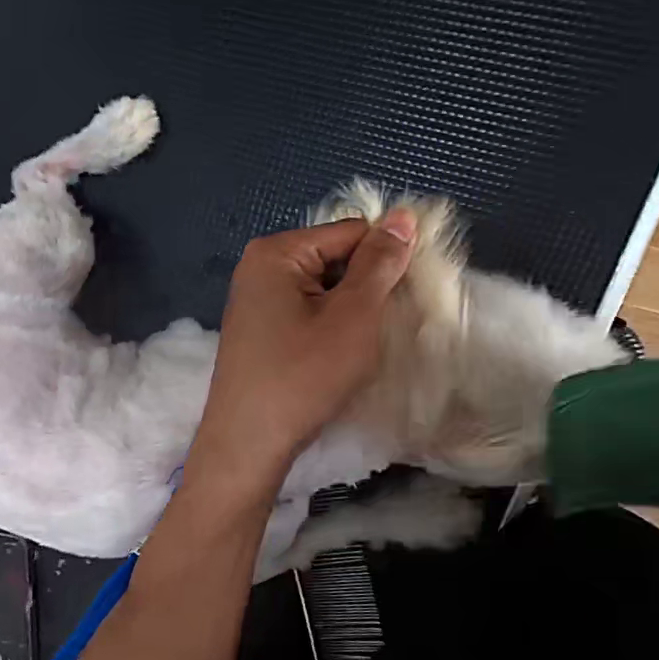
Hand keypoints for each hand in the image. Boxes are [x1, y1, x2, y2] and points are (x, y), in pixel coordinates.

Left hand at [186, 210, 416, 501]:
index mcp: (277, 252)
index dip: (386, 257)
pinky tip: (339, 355)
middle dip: (367, 286)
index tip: (410, 293)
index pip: (351, 232)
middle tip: (387, 323)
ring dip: (351, 311)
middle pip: (335, 258)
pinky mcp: (259, 332)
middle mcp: (260, 267)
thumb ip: (380, 263)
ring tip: (363, 344)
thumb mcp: (353, 315)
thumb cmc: (304, 375)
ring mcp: (256, 301)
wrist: (248, 443)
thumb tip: (403, 216)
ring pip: (324, 289)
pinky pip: (307, 313)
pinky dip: (330, 327)